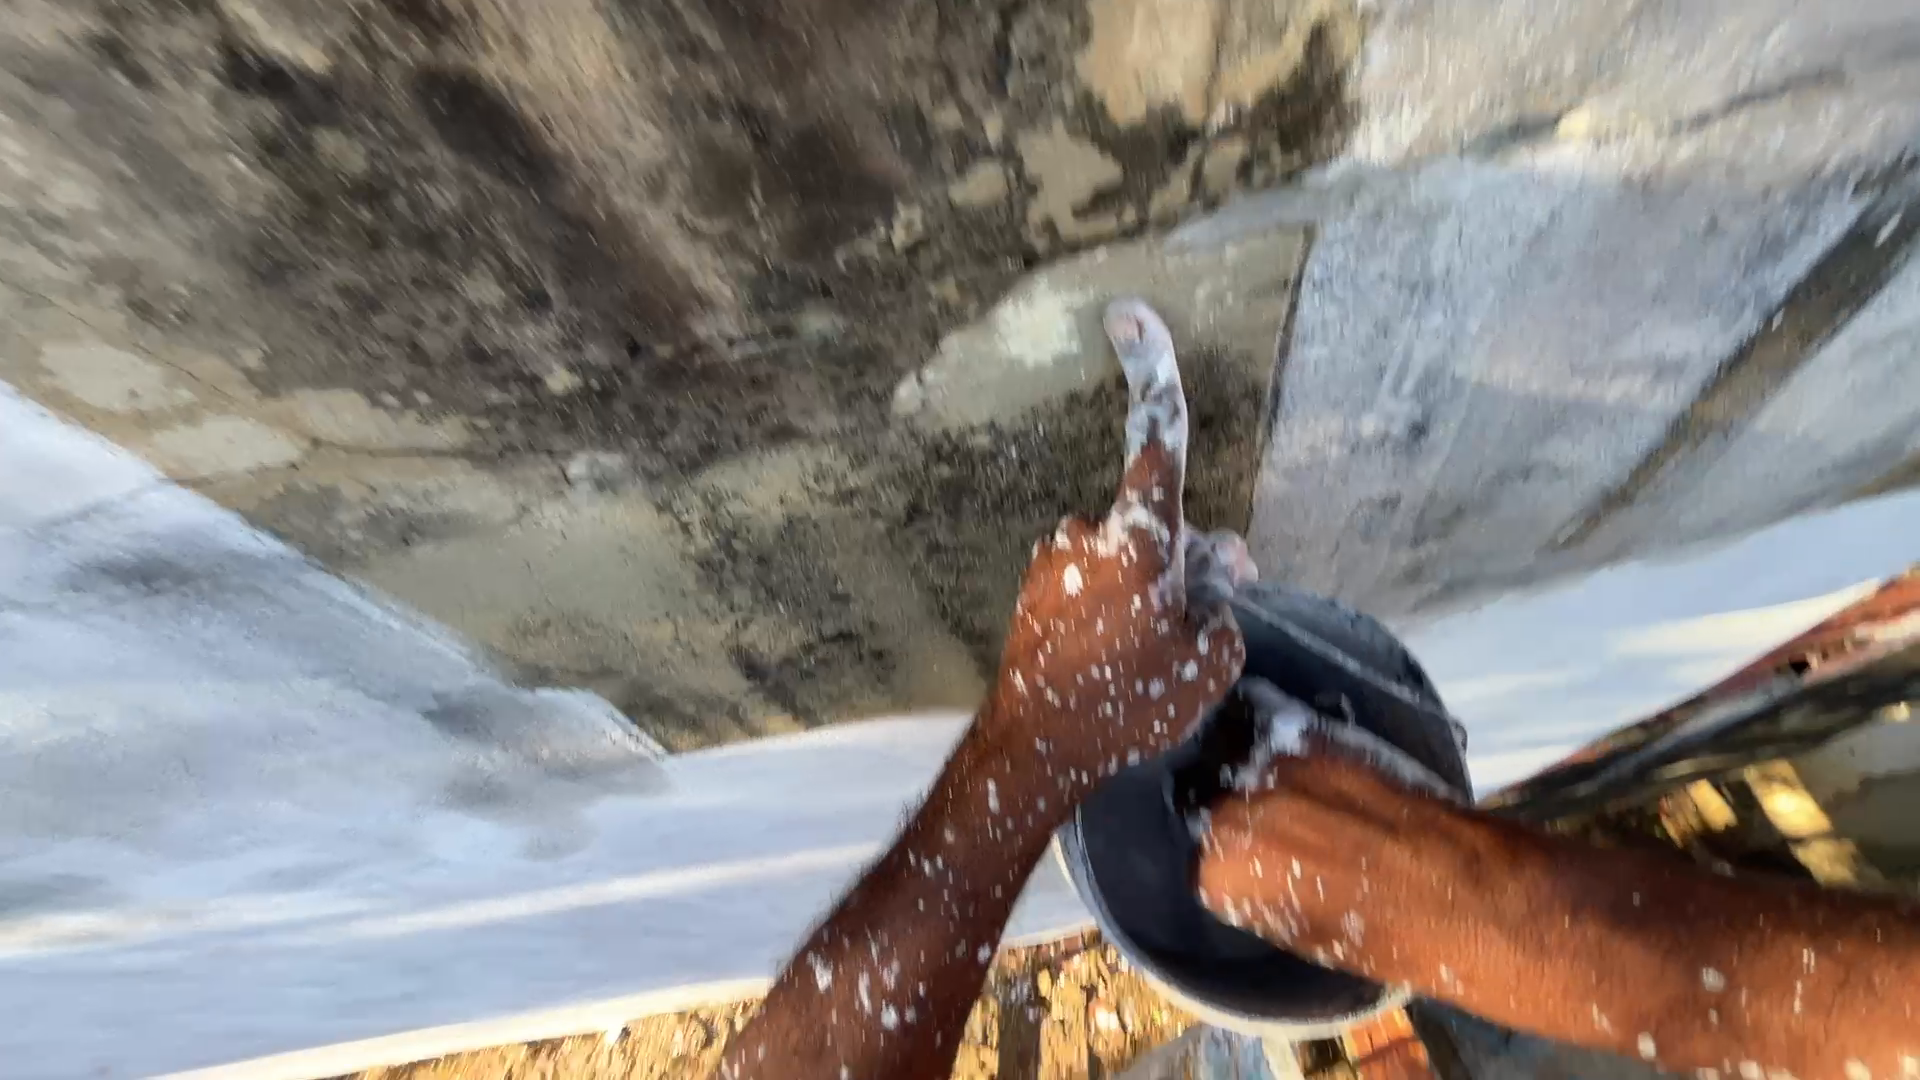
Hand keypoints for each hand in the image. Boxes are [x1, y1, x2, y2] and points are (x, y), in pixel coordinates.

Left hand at [978, 299, 1255, 799]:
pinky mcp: (1034, 587)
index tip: (1128, 315)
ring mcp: (1053, 560)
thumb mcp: (1206, 656)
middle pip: (1150, 523)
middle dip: (1177, 555)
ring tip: (1144, 648)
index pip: (1157, 448)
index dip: (1154, 377)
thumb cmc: (1129, 702)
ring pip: (1118, 553)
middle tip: (1193, 613)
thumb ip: (1219, 594)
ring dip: (1141, 582)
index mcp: (1135, 540)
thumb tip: (1220, 554)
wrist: (1037, 743)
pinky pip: (1087, 577)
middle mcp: (1085, 534)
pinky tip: (1110, 649)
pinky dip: (1107, 598)